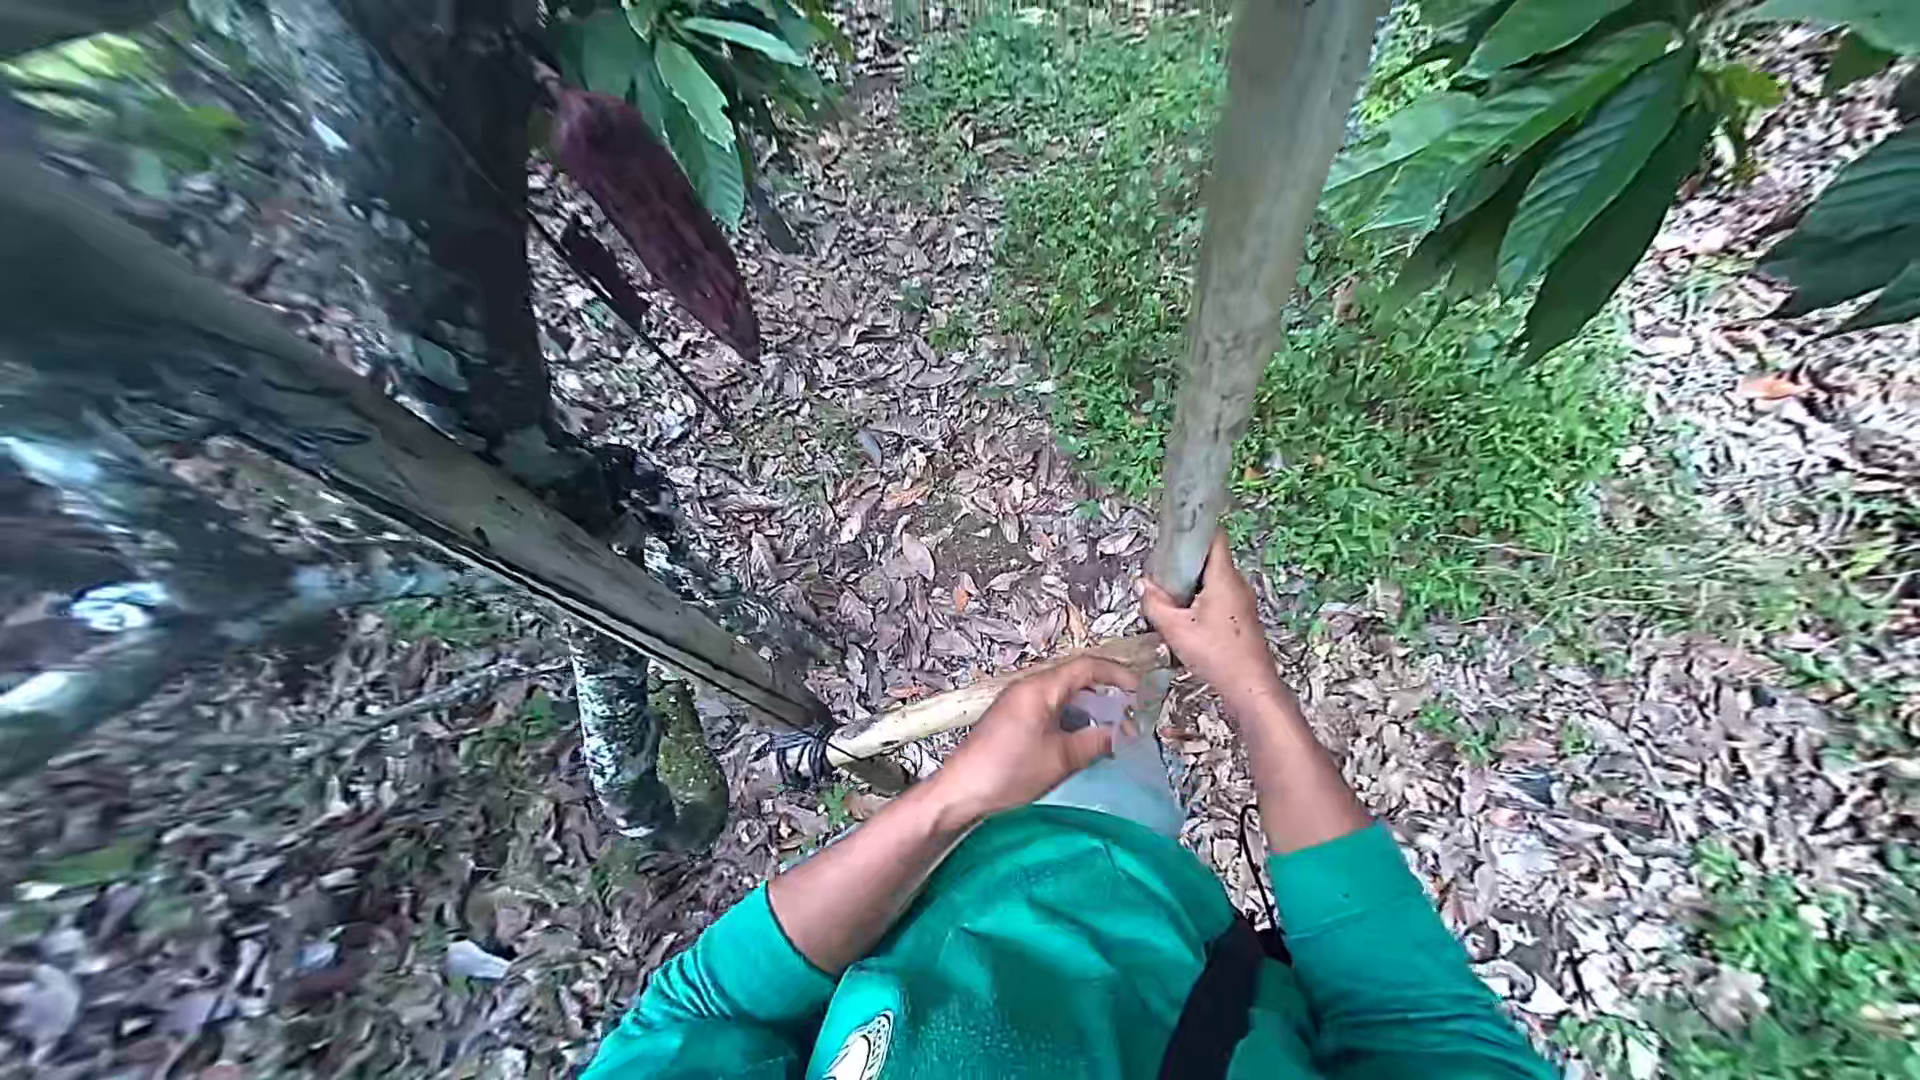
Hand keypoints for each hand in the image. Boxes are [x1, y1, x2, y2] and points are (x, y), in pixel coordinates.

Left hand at [928, 656, 1140, 822]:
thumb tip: (1121, 733)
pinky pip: (1049, 707)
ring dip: (1088, 708)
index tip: (1140, 692)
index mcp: (1040, 688)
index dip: (1117, 674)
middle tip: (1129, 716)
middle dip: (1105, 693)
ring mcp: (1018, 701)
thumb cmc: (1009, 772)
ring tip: (1110, 731)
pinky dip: (1070, 718)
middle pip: (1075, 678)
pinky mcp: (1012, 717)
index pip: (1086, 666)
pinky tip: (1081, 739)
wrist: (961, 790)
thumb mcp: (1060, 759)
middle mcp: (1028, 687)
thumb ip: (1095, 741)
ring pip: (1063, 694)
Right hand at [1139, 531, 1288, 710]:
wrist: (1251, 687)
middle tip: (1159, 570)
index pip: (1213, 537)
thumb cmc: (1216, 654)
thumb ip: (1155, 603)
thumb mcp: (1175, 629)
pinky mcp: (1240, 615)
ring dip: (1189, 581)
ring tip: (1166, 592)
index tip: (1171, 531)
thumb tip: (1143, 584)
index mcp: (1223, 577)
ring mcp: (1241, 600)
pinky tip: (1183, 612)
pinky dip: (1198, 596)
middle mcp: (1236, 583)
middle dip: (1183, 560)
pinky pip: (1217, 594)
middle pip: (1209, 558)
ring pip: (1212, 578)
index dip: (1193, 529)